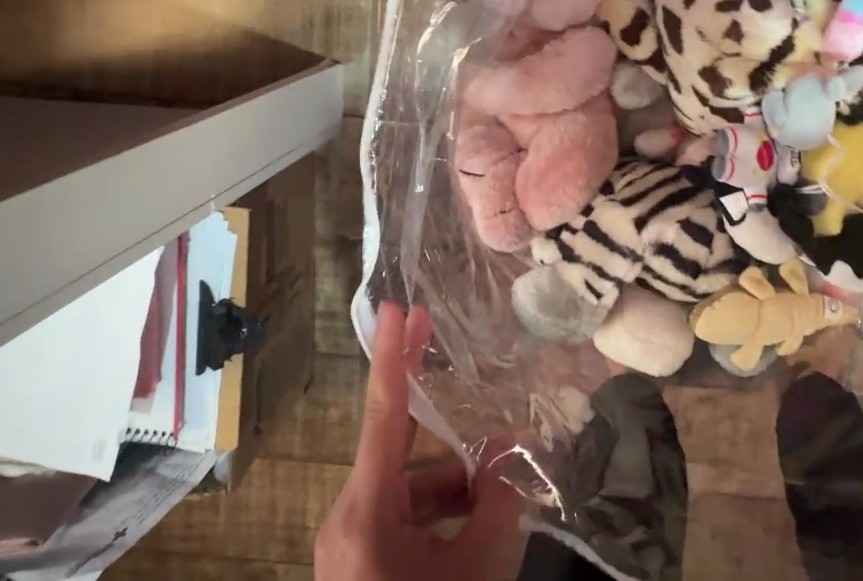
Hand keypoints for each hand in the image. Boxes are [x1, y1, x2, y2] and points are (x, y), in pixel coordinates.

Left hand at [316, 303, 523, 580]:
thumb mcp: (476, 566)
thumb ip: (496, 500)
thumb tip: (513, 449)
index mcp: (365, 511)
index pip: (385, 415)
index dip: (395, 356)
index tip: (398, 307)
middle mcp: (348, 518)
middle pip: (409, 459)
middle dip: (455, 445)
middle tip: (483, 403)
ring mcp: (351, 545)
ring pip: (413, 493)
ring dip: (459, 492)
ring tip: (505, 502)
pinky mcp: (361, 566)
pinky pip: (407, 521)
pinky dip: (444, 518)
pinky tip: (482, 532)